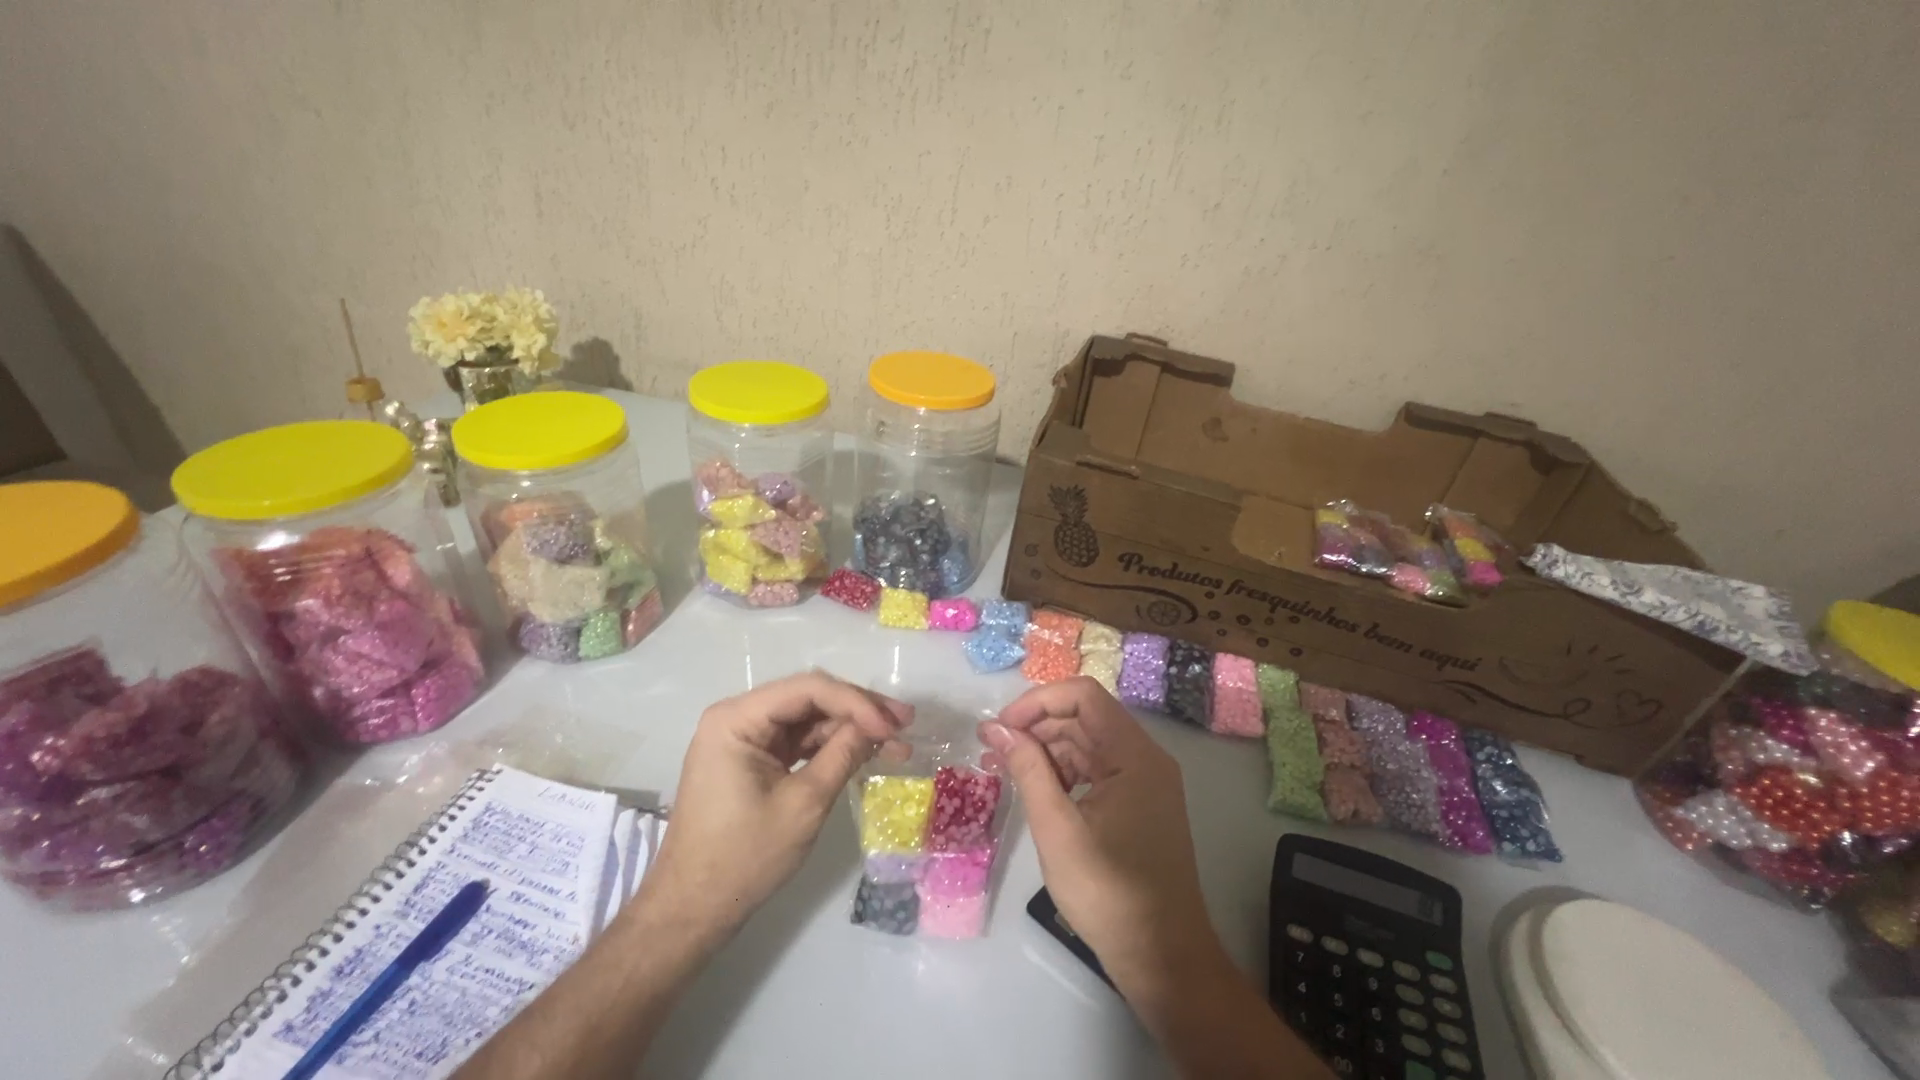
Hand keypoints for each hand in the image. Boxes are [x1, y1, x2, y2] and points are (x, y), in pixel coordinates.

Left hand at [640, 671, 911, 939]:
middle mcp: (736, 718)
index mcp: (736, 718)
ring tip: (896, 743)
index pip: (808, 689)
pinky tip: (866, 753)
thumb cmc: (745, 856)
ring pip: (807, 720)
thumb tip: (880, 726)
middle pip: (808, 699)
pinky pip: (797, 742)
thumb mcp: (804, 803)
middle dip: (858, 711)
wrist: (694, 908)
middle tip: (906, 723)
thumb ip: (843, 755)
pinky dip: (831, 747)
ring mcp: (743, 739)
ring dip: (850, 729)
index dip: (856, 702)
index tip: (895, 726)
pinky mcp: (752, 761)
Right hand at [980, 677, 1226, 993]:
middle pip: (1086, 717)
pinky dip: (1064, 772)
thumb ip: (1028, 769)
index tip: (1001, 728)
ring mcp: (1145, 783)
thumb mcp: (1057, 828)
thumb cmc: (1108, 891)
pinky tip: (1035, 788)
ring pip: (1089, 744)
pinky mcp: (1139, 805)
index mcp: (1135, 756)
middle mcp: (1146, 759)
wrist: (1161, 954)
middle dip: (1037, 725)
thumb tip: (997, 729)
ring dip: (1047, 749)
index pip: (1084, 696)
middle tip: (992, 750)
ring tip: (1004, 769)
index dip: (1038, 702)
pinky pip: (1097, 770)